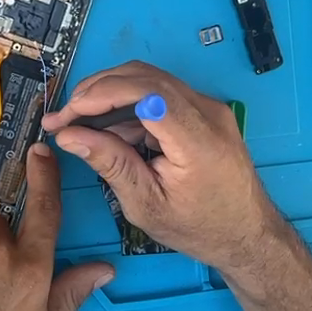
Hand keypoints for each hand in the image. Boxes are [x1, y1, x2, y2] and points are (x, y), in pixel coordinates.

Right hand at [42, 61, 291, 276]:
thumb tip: (69, 136)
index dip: (102, 94)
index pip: (147, 93)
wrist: (248, 233)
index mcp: (198, 140)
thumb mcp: (147, 205)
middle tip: (63, 117)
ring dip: (109, 93)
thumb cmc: (200, 228)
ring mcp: (209, 107)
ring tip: (76, 120)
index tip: (68, 113)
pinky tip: (105, 127)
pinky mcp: (203, 110)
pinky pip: (159, 93)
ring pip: (149, 79)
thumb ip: (110, 164)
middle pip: (144, 77)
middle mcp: (208, 112)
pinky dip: (127, 103)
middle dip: (96, 90)